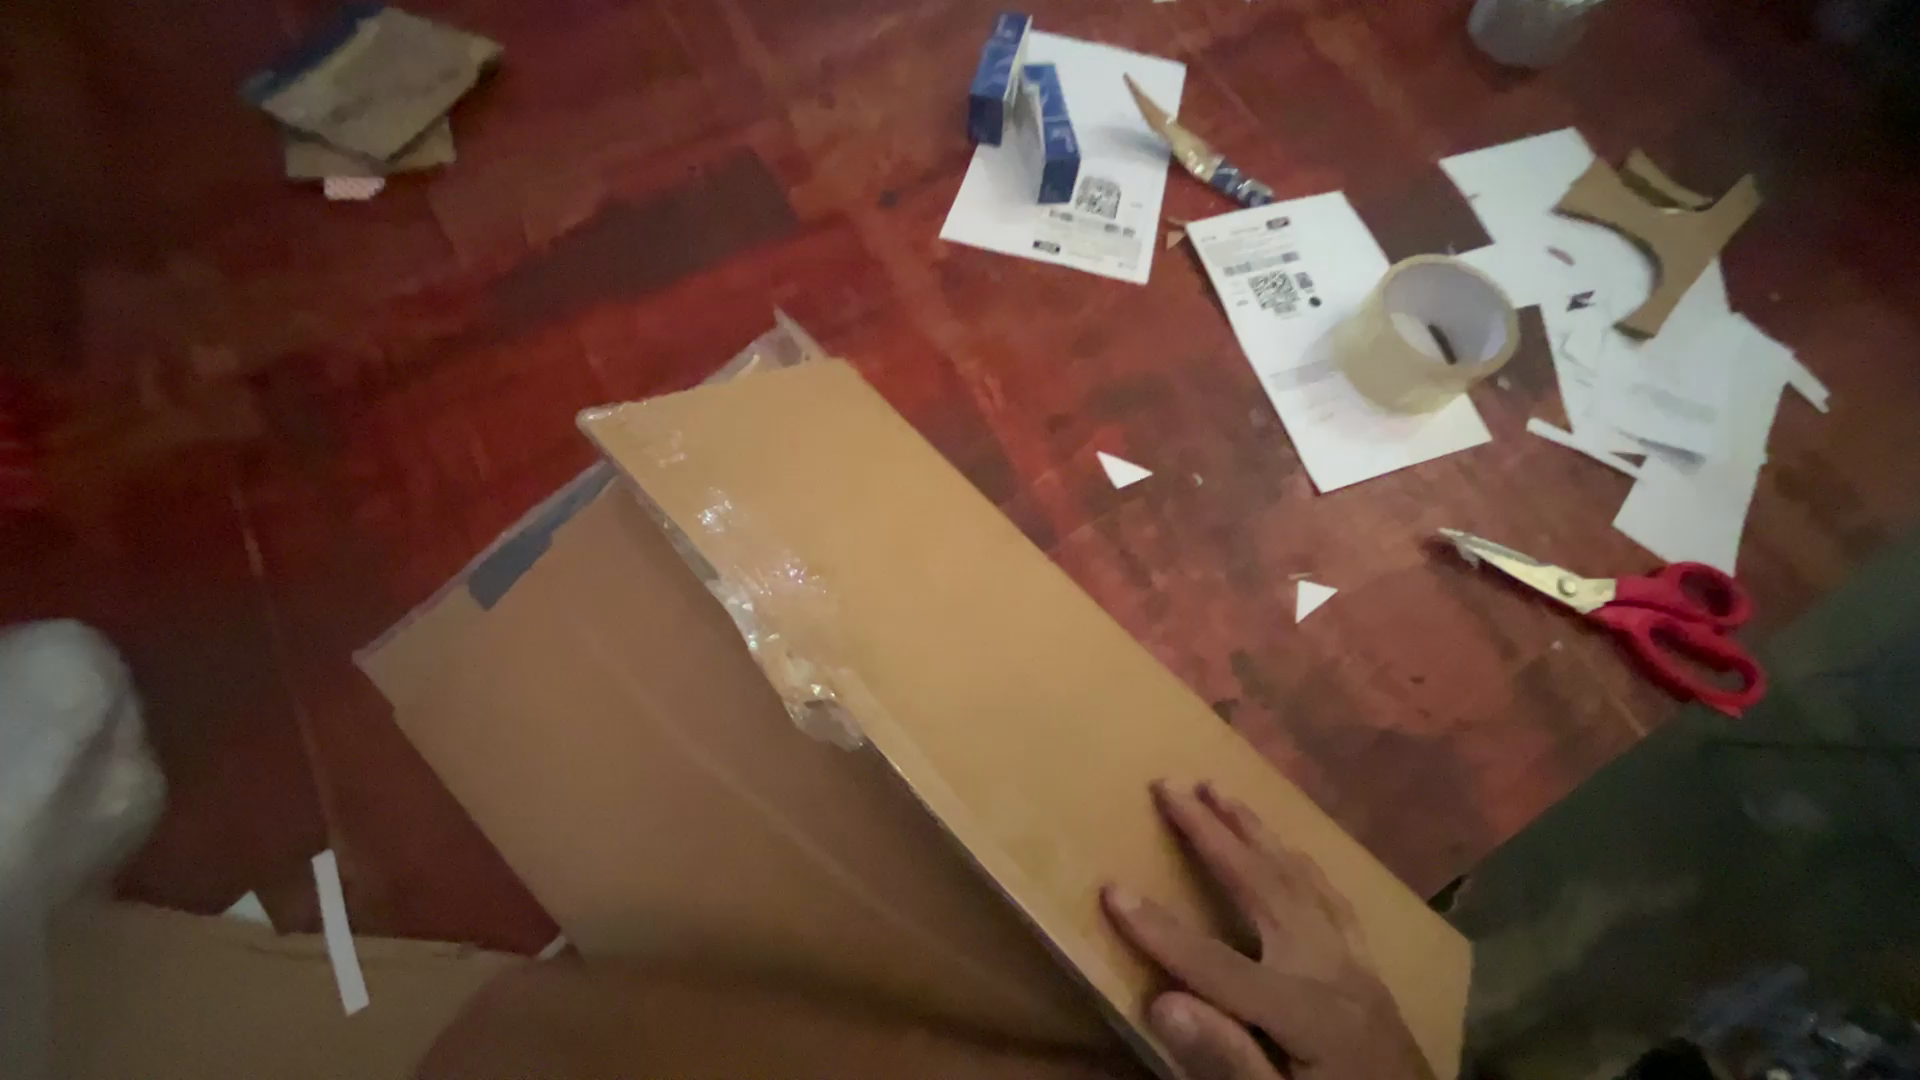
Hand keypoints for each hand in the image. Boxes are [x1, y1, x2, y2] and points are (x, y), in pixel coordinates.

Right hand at [1102, 781, 1434, 1079]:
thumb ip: (1228, 1062)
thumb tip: (1163, 1002)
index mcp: (1308, 1013)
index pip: (1215, 964)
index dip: (1158, 930)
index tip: (1110, 890)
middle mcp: (1331, 969)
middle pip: (1261, 883)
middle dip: (1209, 831)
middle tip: (1170, 785)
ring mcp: (1354, 962)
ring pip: (1297, 874)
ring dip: (1253, 828)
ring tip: (1219, 789)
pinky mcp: (1368, 967)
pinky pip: (1331, 895)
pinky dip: (1301, 861)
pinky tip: (1287, 848)